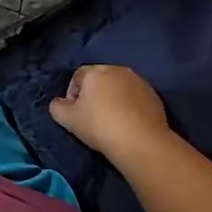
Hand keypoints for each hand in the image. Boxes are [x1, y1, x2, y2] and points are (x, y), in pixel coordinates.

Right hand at [48, 65, 174, 160]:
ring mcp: (139, 81)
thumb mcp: (68, 120)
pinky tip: (127, 123)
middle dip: (93, 94)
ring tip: (111, 120)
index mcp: (95, 72)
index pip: (77, 76)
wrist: (139, 141)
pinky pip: (135, 97)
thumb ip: (57, 107)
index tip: (74, 112)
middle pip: (100, 79)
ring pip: (119, 87)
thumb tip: (58, 103)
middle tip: (91, 116)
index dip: (72, 93)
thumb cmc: (98, 126)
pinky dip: (129, 105)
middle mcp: (118, 70)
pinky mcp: (154, 95)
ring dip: (113, 98)